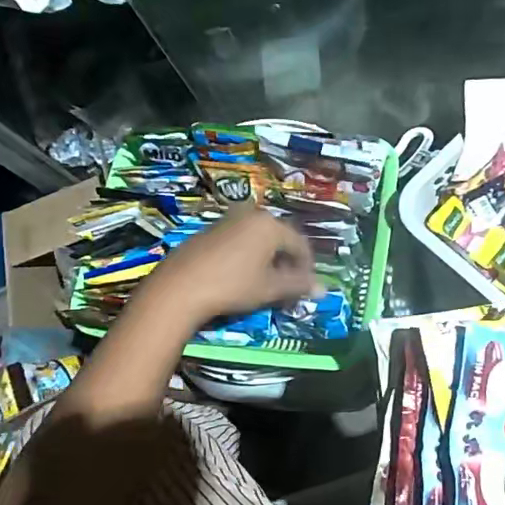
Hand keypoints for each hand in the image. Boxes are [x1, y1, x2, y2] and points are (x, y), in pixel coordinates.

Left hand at [140, 206, 320, 322]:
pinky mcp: (208, 231)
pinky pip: (237, 241)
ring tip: (263, 283)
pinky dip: (245, 256)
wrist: (180, 286)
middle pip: (278, 239)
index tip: (306, 288)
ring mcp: (226, 221)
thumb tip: (323, 289)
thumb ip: (298, 285)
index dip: (307, 268)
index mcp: (270, 224)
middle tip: (286, 286)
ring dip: (265, 260)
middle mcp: (250, 215)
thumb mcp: (270, 288)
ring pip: (256, 240)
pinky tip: (238, 277)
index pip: (300, 245)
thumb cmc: (233, 286)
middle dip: (285, 262)